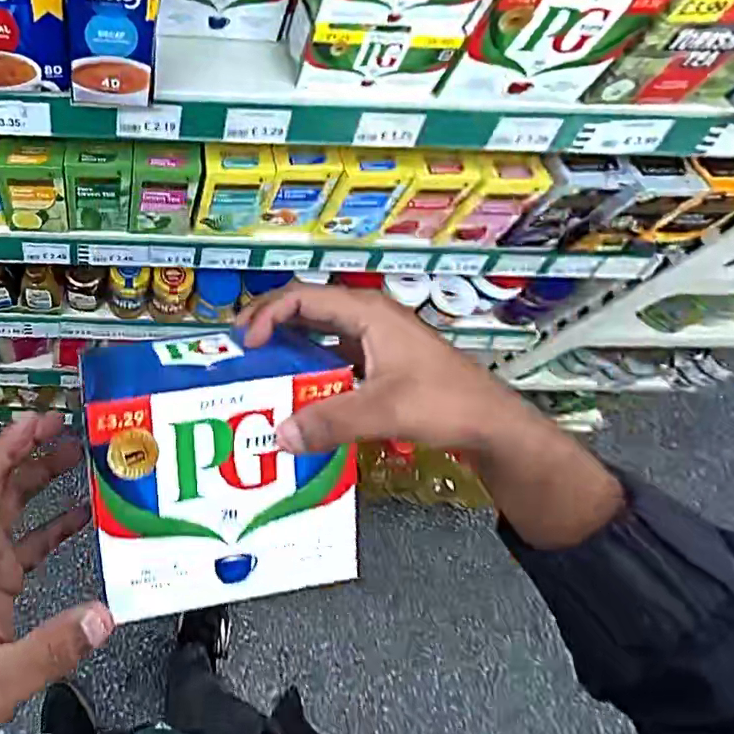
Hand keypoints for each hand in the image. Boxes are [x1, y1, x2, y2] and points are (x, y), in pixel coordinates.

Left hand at [0, 412, 113, 733]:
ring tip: (79, 458)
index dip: (7, 452)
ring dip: (44, 481)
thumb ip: (54, 647)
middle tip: (67, 430)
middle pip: (2, 490)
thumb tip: (104, 614)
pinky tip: (82, 516)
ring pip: (15, 510)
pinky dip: (54, 525)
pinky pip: (29, 542)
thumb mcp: (1, 679)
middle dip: (31, 454)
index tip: (34, 422)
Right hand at [235, 283, 544, 455]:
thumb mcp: (385, 410)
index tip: (247, 343)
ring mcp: (377, 338)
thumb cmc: (444, 403)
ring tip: (262, 364)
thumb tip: (279, 436)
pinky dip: (311, 362)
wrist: (492, 423)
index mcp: (368, 312)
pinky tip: (300, 385)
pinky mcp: (381, 359)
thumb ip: (331, 421)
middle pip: (309, 306)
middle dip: (272, 321)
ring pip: (322, 329)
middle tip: (241, 346)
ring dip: (290, 341)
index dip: (268, 313)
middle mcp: (369, 317)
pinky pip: (335, 351)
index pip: (304, 297)